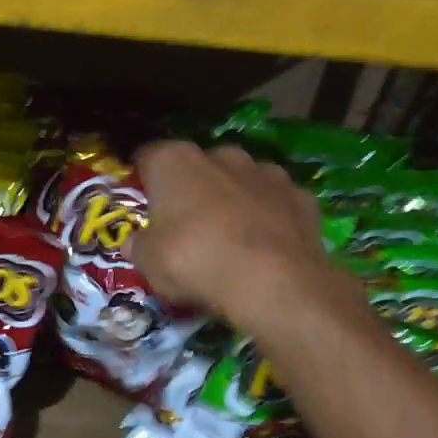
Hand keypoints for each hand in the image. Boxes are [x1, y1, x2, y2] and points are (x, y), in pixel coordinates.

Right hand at [130, 140, 336, 332]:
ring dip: (230, 199)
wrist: (273, 282)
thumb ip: (139, 245)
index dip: (141, 180)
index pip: (148, 157)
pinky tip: (261, 245)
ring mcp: (267, 173)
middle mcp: (222, 155)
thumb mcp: (147, 261)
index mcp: (175, 162)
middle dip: (189, 188)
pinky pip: (274, 203)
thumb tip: (136, 242)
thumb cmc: (194, 261)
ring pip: (240, 180)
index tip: (139, 204)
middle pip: (197, 166)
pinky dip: (266, 217)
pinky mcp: (301, 196)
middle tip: (181, 224)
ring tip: (224, 236)